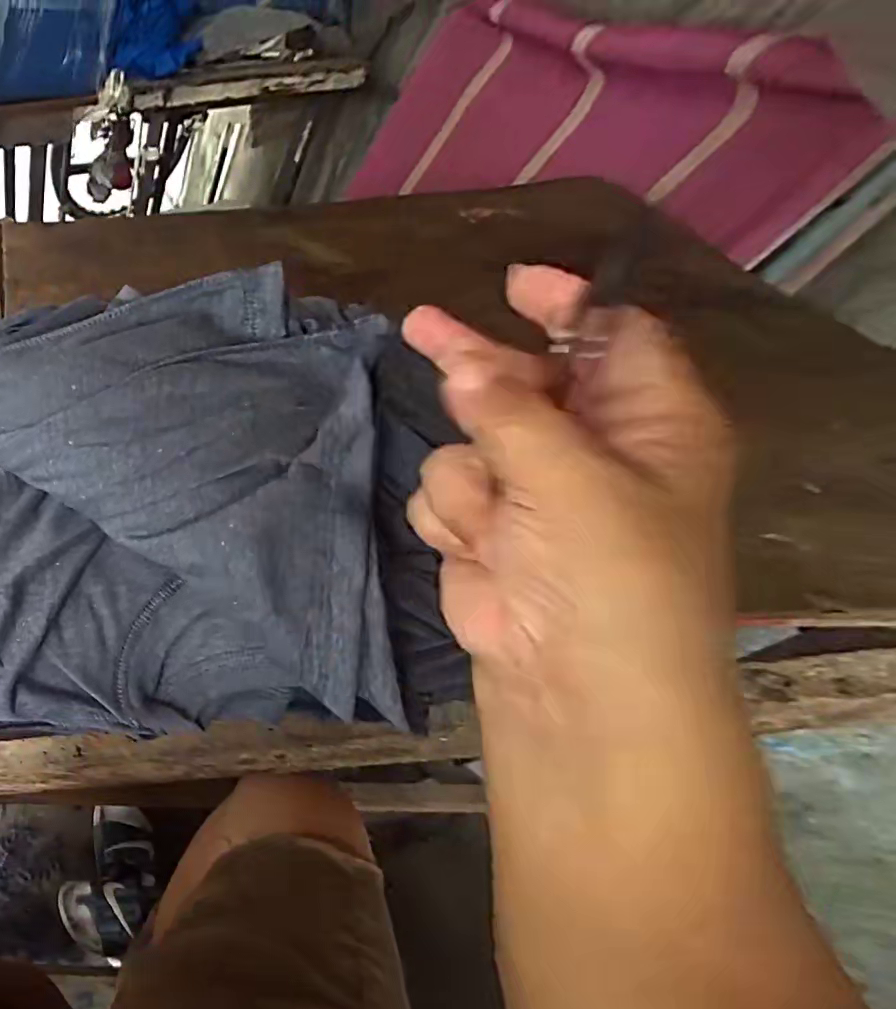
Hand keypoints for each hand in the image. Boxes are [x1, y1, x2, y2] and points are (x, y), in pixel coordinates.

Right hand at [402, 264, 736, 730]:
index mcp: (649, 424)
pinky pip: (438, 494)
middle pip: (517, 384)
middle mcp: (585, 448)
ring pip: (460, 446)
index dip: (566, 307)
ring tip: (496, 527)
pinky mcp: (476, 525)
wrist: (565, 670)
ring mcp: (523, 489)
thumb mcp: (574, 483)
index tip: (513, 281)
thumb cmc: (609, 572)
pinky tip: (474, 549)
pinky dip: (449, 519)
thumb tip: (461, 368)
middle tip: (416, 324)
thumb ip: (514, 418)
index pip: (611, 341)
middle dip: (471, 365)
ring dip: (469, 486)